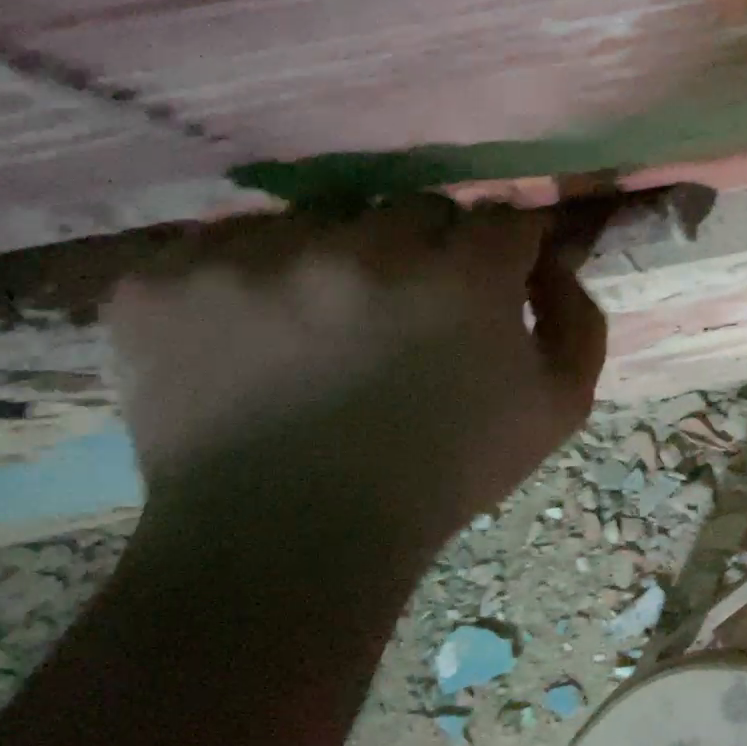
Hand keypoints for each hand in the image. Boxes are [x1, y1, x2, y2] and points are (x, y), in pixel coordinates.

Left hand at [105, 201, 604, 547]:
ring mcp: (255, 259)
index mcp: (463, 278)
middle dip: (433, 248)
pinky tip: (265, 329)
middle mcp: (362, 249)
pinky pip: (225, 242)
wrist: (293, 538)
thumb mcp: (561, 407)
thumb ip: (579, 318)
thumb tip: (552, 261)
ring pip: (322, 216)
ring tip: (335, 317)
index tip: (498, 277)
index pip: (504, 216)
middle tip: (420, 305)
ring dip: (344, 253)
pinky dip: (254, 275)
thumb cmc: (447, 471)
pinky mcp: (166, 282)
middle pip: (418, 207)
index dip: (508, 249)